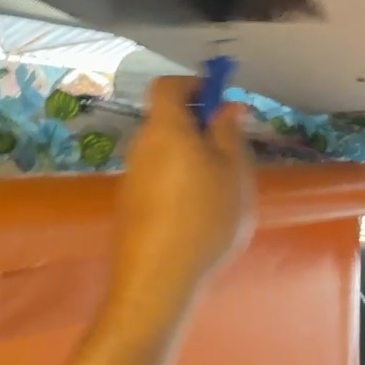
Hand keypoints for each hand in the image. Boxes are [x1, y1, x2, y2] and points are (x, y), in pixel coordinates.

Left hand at [110, 76, 254, 312]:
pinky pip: (159, 177)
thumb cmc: (204, 217)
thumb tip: (227, 106)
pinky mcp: (131, 206)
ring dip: (192, 155)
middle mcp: (142, 146)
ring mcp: (132, 177)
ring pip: (166, 151)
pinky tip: (201, 213)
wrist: (157, 281)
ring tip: (222, 186)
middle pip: (168, 119)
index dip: (194, 84)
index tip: (220, 98)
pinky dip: (180, 181)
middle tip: (232, 148)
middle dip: (199, 124)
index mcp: (165, 128)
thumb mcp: (232, 171)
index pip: (168, 85)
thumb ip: (229, 133)